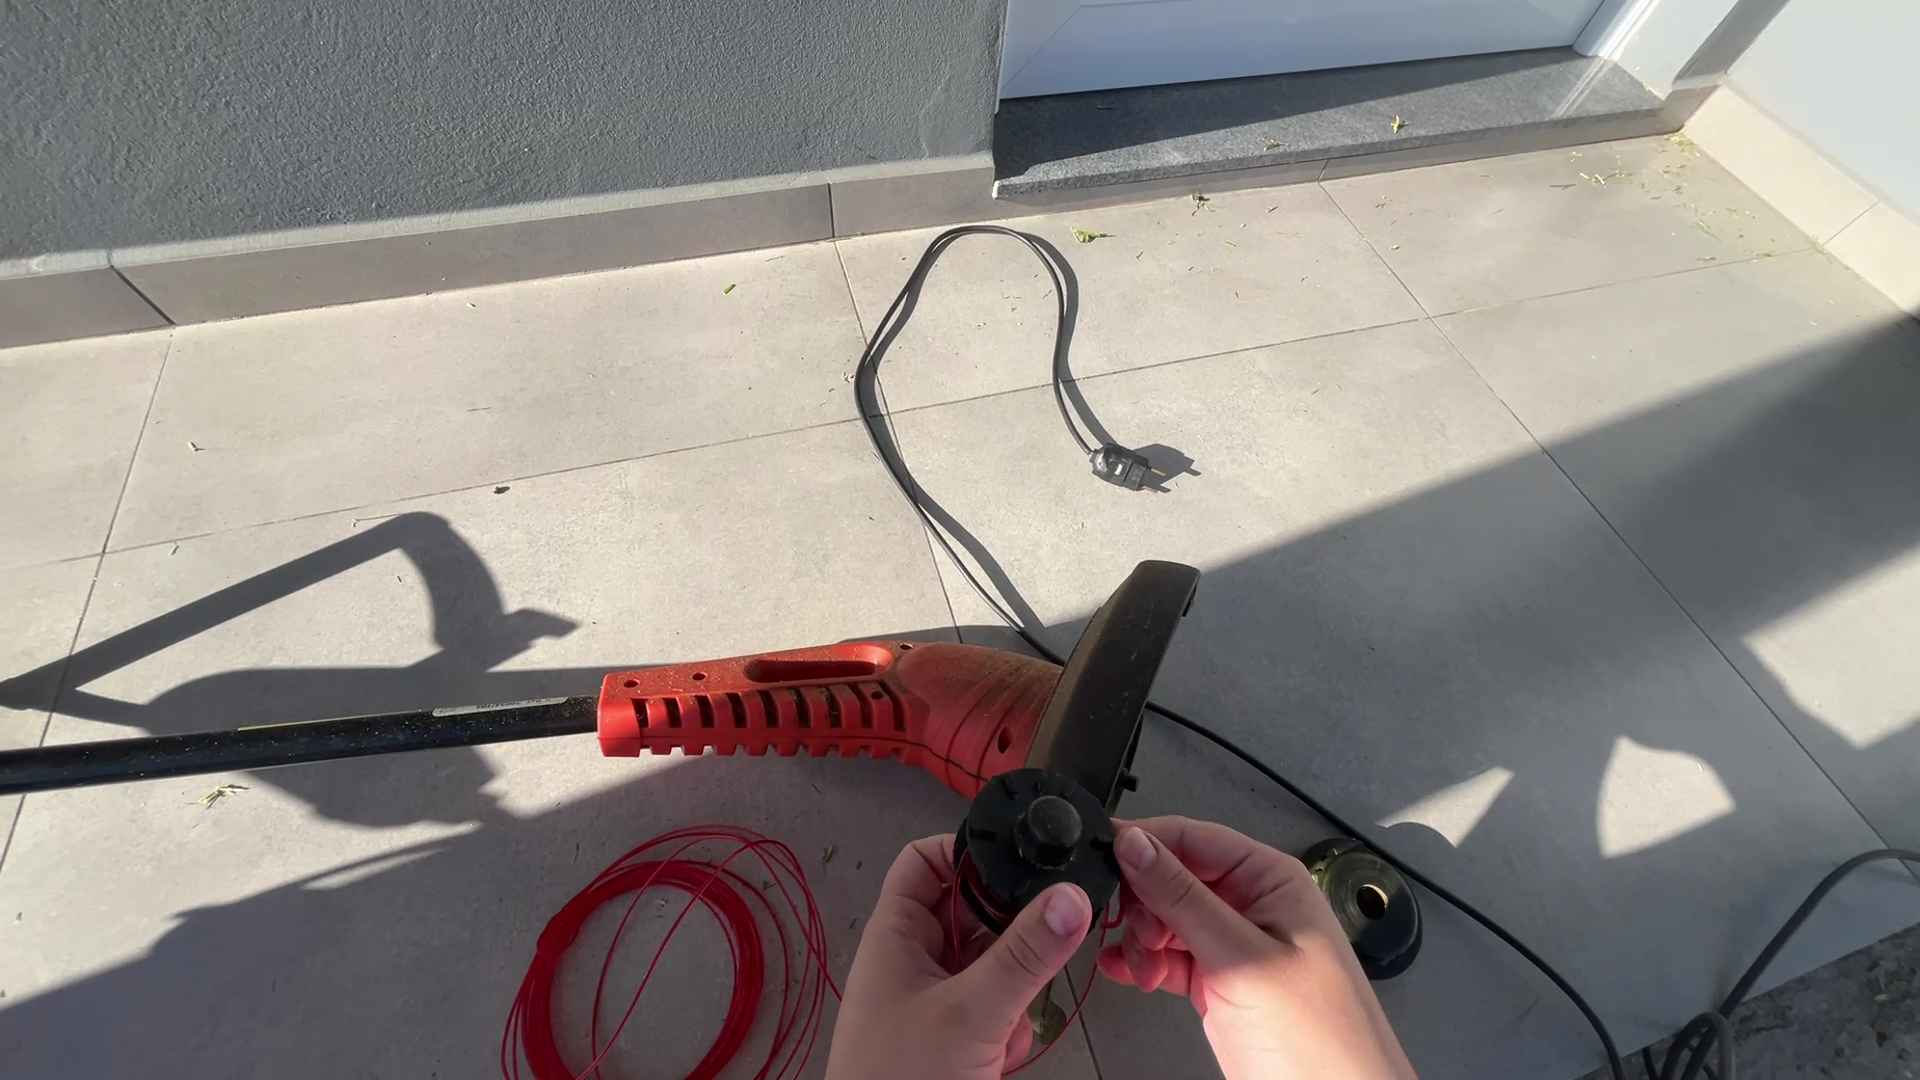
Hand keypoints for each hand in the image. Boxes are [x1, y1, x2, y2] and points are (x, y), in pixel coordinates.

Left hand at [825, 835, 1092, 1079]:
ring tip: (1015, 1017)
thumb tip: (1074, 895)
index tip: (1018, 855)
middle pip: (969, 911)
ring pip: (990, 962)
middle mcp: (915, 958)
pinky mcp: (958, 1040)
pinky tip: (1005, 1055)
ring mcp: (937, 1001)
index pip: (924, 861)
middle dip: (1007, 930)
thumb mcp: (969, 1013)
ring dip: (1012, 988)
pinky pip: (994, 1008)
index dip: (963, 848)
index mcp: (896, 933)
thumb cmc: (908, 1079)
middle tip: (1044, 936)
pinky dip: (1008, 1028)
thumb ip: (1025, 955)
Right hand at [1096, 817, 1415, 1079]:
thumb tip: (1132, 842)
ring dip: (1140, 937)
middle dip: (1143, 902)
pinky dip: (1142, 961)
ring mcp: (1232, 943)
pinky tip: (1124, 970)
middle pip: (1172, 875)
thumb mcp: (1243, 961)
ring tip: (1139, 967)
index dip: (1144, 842)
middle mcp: (1248, 902)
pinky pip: (1167, 954)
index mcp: (1268, 879)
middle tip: (1136, 933)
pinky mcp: (1217, 981)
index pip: (1191, 838)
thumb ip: (1182, 898)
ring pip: (1163, 915)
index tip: (1101, 854)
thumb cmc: (1318, 1046)